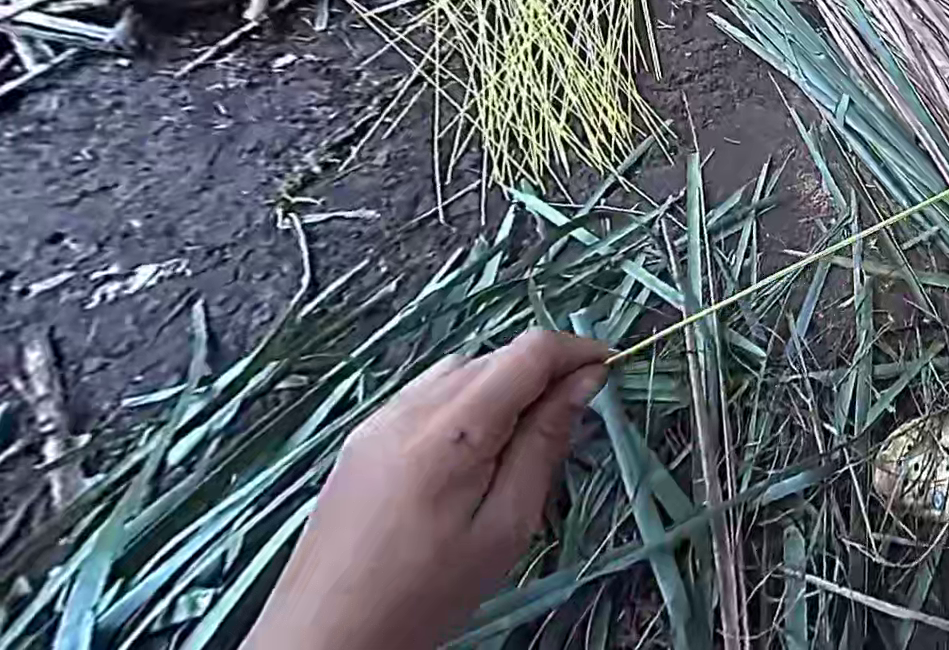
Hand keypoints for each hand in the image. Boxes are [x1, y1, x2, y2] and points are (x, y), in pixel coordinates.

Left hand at [244, 329, 608, 649]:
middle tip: (573, 412)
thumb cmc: (427, 594)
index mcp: (452, 431)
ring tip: (523, 428)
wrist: (316, 649)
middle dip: (550, 369)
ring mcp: (381, 417)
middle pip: (503, 353)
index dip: (579, 350)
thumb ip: (548, 440)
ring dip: (512, 378)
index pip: (531, 350)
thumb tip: (588, 378)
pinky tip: (475, 437)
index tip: (608, 372)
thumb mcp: (508, 522)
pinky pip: (436, 386)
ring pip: (471, 364)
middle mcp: (412, 408)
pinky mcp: (364, 434)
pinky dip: (474, 391)